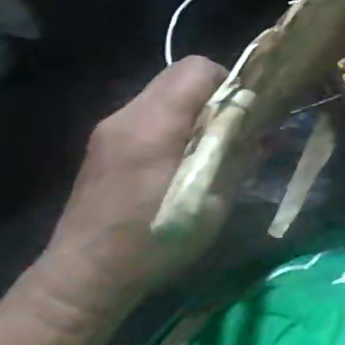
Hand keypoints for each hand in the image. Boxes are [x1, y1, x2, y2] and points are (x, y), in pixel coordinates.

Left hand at [40, 57, 225, 308]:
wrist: (83, 275)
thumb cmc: (153, 243)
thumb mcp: (209, 206)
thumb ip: (236, 158)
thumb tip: (260, 131)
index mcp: (153, 124)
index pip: (197, 68)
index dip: (228, 82)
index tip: (244, 116)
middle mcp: (127, 115)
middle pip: (177, 76)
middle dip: (211, 96)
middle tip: (229, 133)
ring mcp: (109, 128)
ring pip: (160, 96)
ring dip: (189, 112)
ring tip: (204, 152)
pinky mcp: (102, 145)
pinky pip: (145, 117)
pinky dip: (168, 126)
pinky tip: (174, 165)